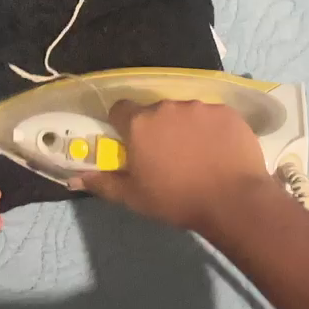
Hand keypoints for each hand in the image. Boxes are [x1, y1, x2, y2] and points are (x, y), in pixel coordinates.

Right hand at [72, 100, 277, 232]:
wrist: (234, 202)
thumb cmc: (177, 200)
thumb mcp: (134, 197)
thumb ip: (103, 183)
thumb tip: (73, 179)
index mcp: (139, 123)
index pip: (119, 109)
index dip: (122, 125)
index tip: (131, 144)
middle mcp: (166, 107)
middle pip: (153, 111)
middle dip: (156, 128)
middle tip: (166, 156)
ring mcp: (199, 106)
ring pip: (183, 112)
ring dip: (184, 127)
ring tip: (197, 155)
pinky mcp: (226, 112)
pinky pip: (211, 116)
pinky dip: (211, 130)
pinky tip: (218, 152)